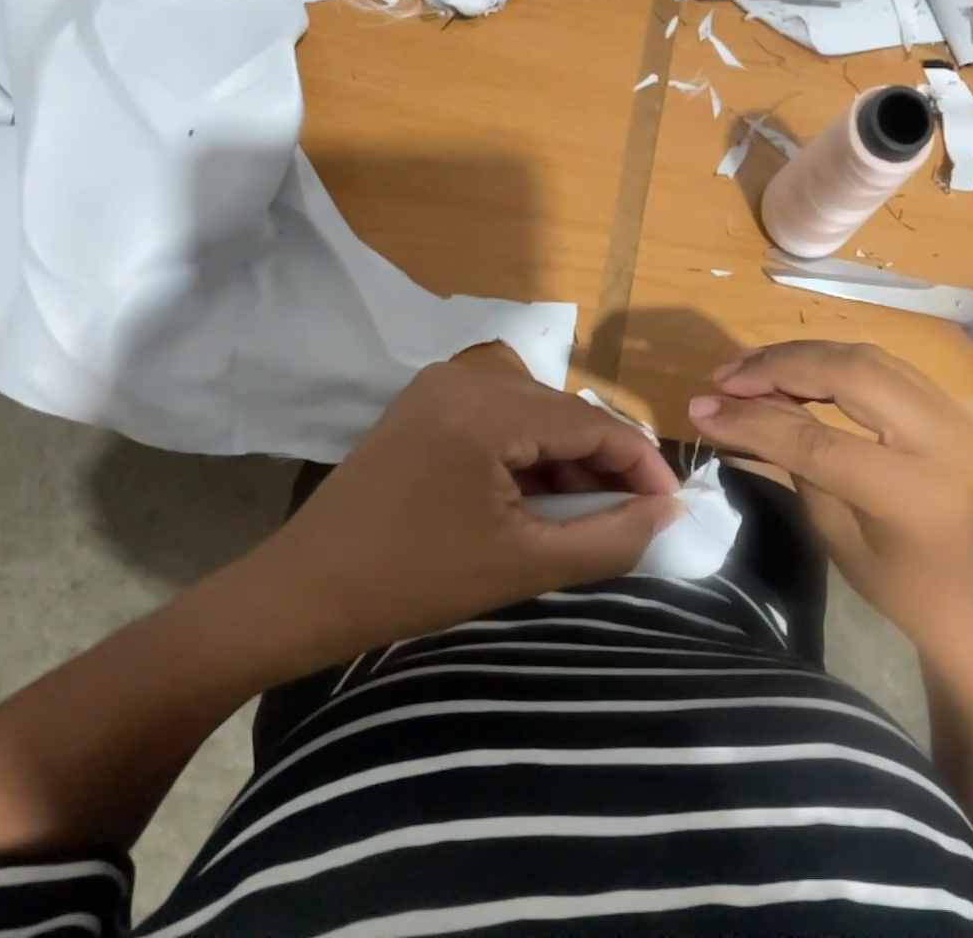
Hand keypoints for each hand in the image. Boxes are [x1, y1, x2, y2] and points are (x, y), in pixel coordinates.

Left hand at [229, 358, 681, 681]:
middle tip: (632, 520)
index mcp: (489, 408)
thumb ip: (610, 538)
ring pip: (536, 419)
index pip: (596, 423)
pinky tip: (540, 502)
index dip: (643, 466)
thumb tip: (668, 513)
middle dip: (607, 467)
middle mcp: (466, 378)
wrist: (302, 593)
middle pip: (566, 415)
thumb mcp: (526, 565)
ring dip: (570, 464)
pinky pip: (500, 424)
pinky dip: (529, 460)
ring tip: (588, 519)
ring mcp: (439, 389)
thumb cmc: (414, 582)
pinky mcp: (424, 408)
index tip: (670, 510)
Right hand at [688, 341, 972, 643]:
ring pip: (866, 357)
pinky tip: (793, 370)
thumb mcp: (835, 532)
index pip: (815, 439)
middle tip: (724, 377)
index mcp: (909, 489)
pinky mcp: (950, 405)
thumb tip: (735, 411)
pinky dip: (831, 361)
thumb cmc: (898, 585)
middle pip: (848, 372)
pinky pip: (883, 365)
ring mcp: (953, 414)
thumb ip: (793, 461)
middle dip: (778, 366)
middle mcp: (940, 437)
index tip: (701, 406)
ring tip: (748, 369)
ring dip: (801, 356)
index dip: (752, 418)